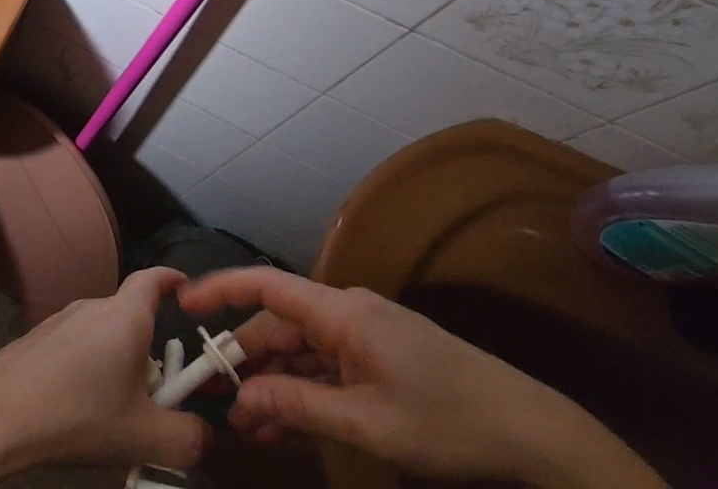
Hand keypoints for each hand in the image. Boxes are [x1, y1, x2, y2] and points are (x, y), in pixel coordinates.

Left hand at [0, 268, 206, 486]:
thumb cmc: (80, 416)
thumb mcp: (150, 438)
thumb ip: (190, 436)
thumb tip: (201, 433)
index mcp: (123, 317)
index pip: (153, 279)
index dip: (173, 280)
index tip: (187, 291)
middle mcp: (90, 307)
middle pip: (130, 316)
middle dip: (149, 347)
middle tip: (161, 391)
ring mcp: (57, 320)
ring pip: (101, 334)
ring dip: (116, 362)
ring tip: (118, 409)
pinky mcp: (33, 339)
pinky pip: (73, 347)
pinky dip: (86, 368)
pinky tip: (79, 407)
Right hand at [179, 267, 664, 488]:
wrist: (535, 432)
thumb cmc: (449, 422)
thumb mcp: (368, 423)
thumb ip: (298, 406)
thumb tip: (239, 401)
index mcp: (342, 313)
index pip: (265, 285)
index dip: (219, 288)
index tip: (182, 303)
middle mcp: (347, 312)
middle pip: (278, 325)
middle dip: (244, 362)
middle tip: (216, 404)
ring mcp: (364, 332)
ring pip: (300, 349)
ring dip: (273, 383)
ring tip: (249, 427)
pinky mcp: (379, 353)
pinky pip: (325, 363)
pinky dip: (302, 388)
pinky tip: (285, 421)